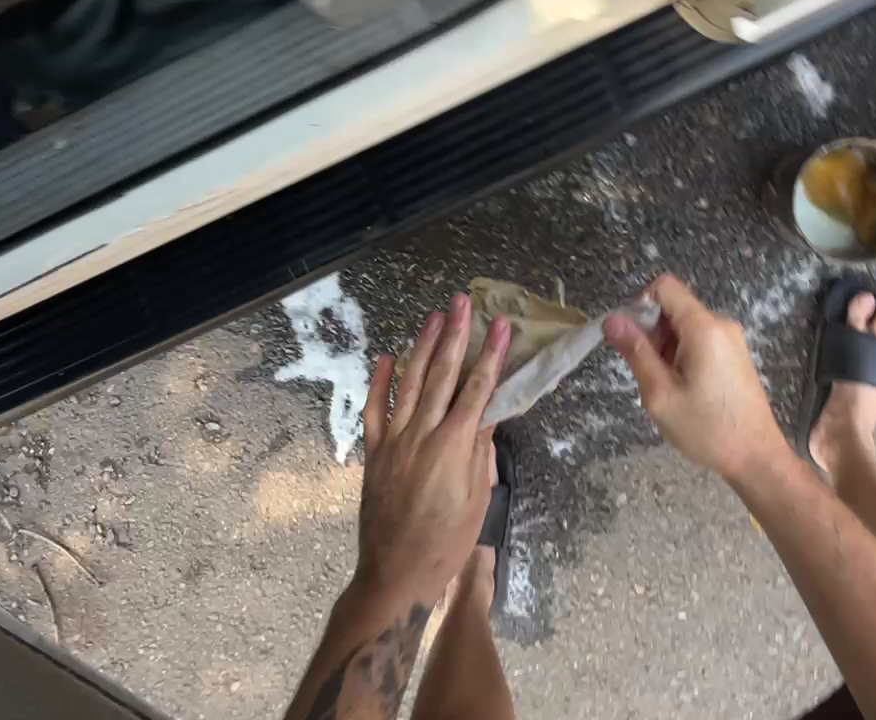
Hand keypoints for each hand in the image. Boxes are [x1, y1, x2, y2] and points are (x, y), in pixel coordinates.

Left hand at [354, 294, 508, 601]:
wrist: (396, 573)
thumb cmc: (447, 541)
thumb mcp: (478, 497)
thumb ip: (480, 450)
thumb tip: (488, 412)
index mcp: (453, 445)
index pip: (478, 388)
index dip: (491, 353)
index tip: (501, 324)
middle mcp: (422, 433)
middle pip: (443, 374)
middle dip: (456, 335)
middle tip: (463, 302)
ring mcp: (394, 439)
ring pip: (409, 382)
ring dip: (422, 347)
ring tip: (434, 316)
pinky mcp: (374, 450)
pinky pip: (374, 409)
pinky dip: (378, 382)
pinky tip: (384, 356)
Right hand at [604, 273, 787, 482]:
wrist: (756, 457)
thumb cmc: (707, 429)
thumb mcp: (660, 393)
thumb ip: (635, 351)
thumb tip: (611, 320)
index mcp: (704, 327)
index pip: (664, 286)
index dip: (640, 305)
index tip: (634, 340)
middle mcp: (720, 323)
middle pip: (673, 307)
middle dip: (653, 333)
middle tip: (651, 374)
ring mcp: (731, 338)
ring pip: (683, 325)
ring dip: (666, 348)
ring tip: (669, 387)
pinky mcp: (734, 352)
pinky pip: (699, 339)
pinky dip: (683, 355)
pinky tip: (685, 389)